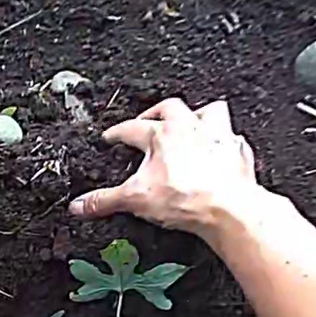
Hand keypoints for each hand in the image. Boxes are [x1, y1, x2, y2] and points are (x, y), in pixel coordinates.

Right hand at [69, 98, 267, 236]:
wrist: (228, 208)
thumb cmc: (185, 198)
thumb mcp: (134, 200)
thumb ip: (104, 200)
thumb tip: (78, 205)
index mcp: (162, 135)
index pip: (131, 128)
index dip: (117, 133)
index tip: (109, 137)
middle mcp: (191, 129)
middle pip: (171, 108)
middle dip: (155, 113)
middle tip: (146, 122)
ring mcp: (217, 137)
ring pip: (209, 112)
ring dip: (197, 116)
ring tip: (189, 125)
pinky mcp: (237, 153)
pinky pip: (231, 139)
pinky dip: (221, 143)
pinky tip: (216, 152)